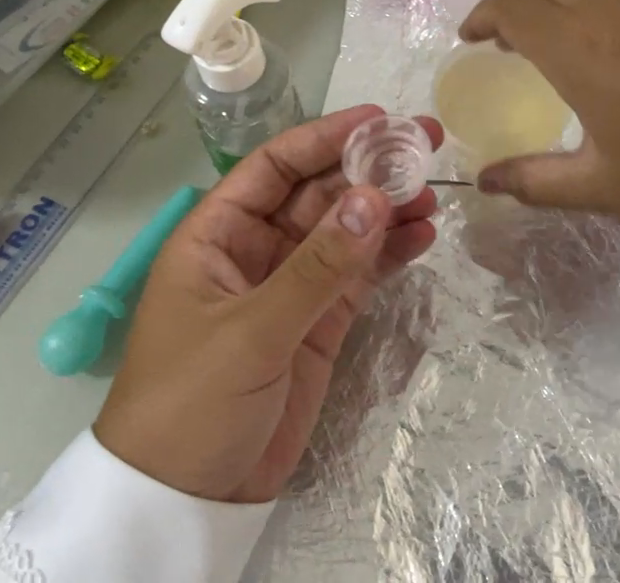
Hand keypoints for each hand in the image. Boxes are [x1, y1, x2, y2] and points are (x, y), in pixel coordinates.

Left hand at [94, 105, 442, 503]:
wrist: (187, 499)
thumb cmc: (192, 402)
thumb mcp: (251, 330)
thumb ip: (317, 265)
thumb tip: (375, 198)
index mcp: (217, 235)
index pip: (274, 167)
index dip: (325, 138)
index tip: (380, 119)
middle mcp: (256, 250)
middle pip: (318, 194)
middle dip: (369, 170)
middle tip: (427, 146)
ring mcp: (291, 287)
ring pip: (345, 231)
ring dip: (387, 210)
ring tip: (433, 194)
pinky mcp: (319, 323)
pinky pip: (358, 275)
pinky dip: (390, 254)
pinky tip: (424, 237)